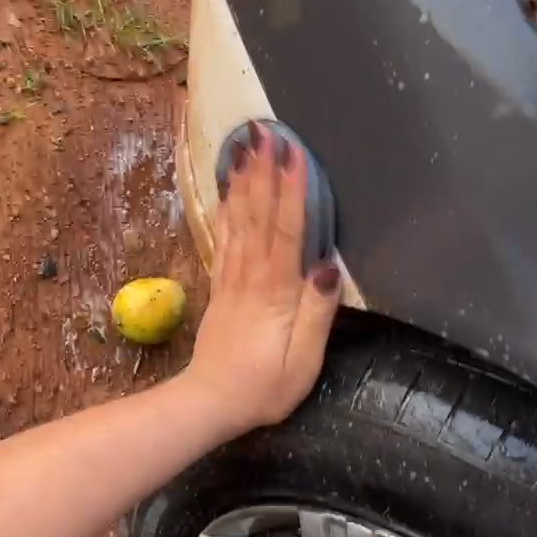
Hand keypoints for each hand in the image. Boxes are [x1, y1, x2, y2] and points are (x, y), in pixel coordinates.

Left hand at [182, 121, 341, 434]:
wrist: (209, 403)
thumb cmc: (263, 388)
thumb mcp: (301, 362)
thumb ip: (315, 314)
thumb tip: (327, 267)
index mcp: (275, 294)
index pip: (286, 234)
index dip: (292, 193)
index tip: (295, 153)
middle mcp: (250, 279)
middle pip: (258, 219)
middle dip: (263, 174)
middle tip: (264, 132)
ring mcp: (231, 282)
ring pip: (238, 225)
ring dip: (244, 185)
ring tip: (245, 149)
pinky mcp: (220, 290)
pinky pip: (223, 242)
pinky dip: (225, 213)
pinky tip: (227, 193)